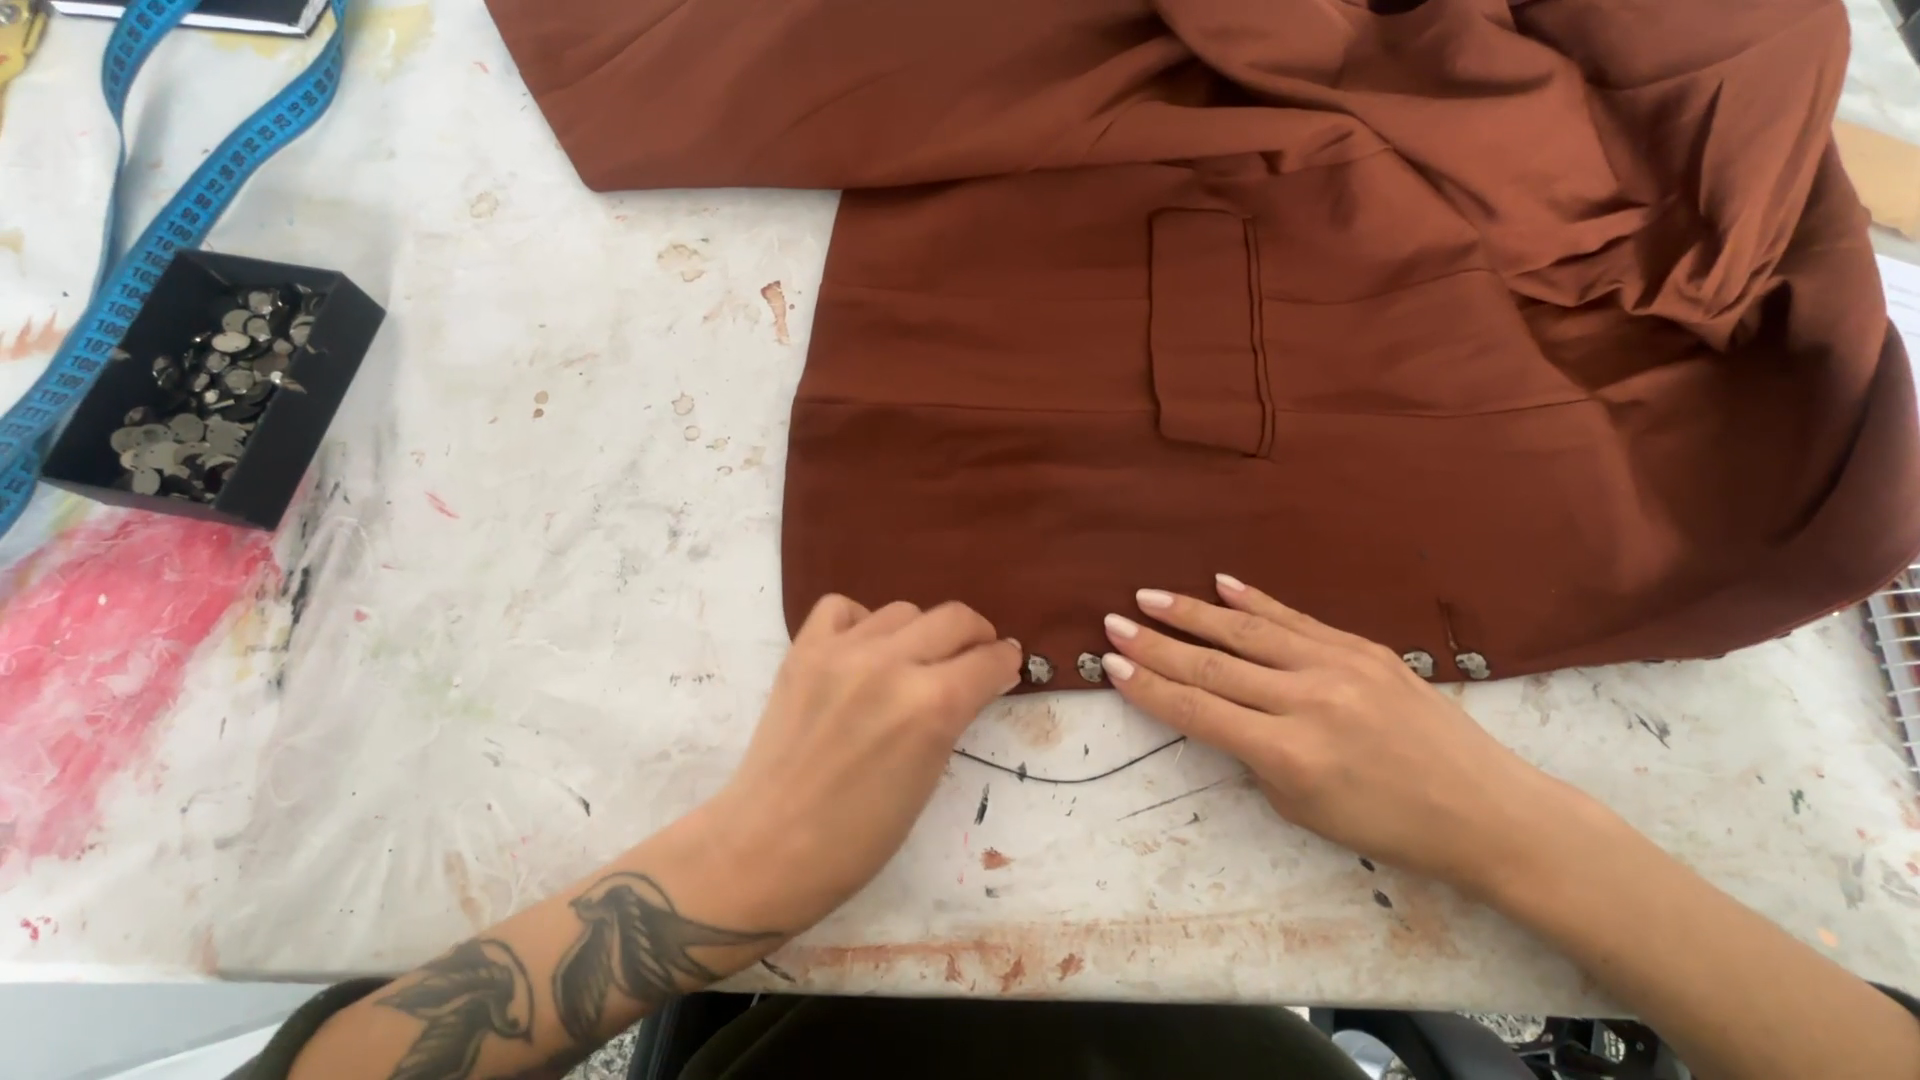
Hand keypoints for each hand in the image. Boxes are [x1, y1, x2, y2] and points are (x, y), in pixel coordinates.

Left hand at [705, 595, 1020, 929]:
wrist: (770, 846)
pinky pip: (842, 608)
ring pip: (903, 610)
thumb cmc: (861, 835)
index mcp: (932, 705)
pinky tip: (864, 650)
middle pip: (955, 618)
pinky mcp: (802, 651)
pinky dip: (862, 622)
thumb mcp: (930, 775)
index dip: (1006, 663)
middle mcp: (890, 664)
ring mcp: (841, 652)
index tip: (1006, 667)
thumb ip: (956, 715)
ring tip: (913, 662)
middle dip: (976, 637)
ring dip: (921, 632)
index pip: (989, 659)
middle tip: (972, 659)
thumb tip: (981, 677)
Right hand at [1100, 575, 1589, 896]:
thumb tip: (1223, 713)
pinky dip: (1255, 601)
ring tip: (1150, 596)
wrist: (1485, 809)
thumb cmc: (1388, 826)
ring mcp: (1339, 666)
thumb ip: (1254, 756)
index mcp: (1289, 752)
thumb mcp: (1302, 809)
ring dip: (1192, 612)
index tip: (1111, 664)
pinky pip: (1296, 619)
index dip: (1149, 687)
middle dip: (1156, 643)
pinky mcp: (1364, 648)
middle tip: (1113, 621)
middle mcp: (1308, 700)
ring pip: (1247, 632)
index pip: (1198, 711)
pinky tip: (1221, 584)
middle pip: (1212, 666)